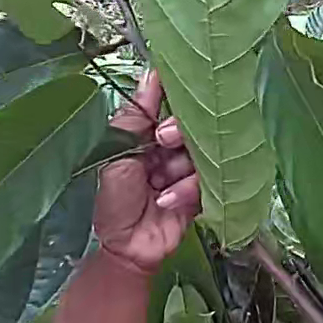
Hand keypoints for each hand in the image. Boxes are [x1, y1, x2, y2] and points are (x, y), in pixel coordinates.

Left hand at [94, 71, 199, 274]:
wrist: (127, 247)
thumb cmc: (114, 201)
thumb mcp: (118, 155)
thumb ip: (136, 117)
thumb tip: (151, 75)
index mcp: (148, 135)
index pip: (168, 106)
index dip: (173, 97)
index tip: (180, 86)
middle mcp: (171, 150)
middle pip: (190, 127)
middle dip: (178, 132)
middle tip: (164, 140)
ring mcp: (188, 171)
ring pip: (202, 152)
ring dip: (179, 168)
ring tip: (160, 183)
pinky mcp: (203, 193)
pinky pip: (207, 181)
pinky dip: (186, 189)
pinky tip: (166, 200)